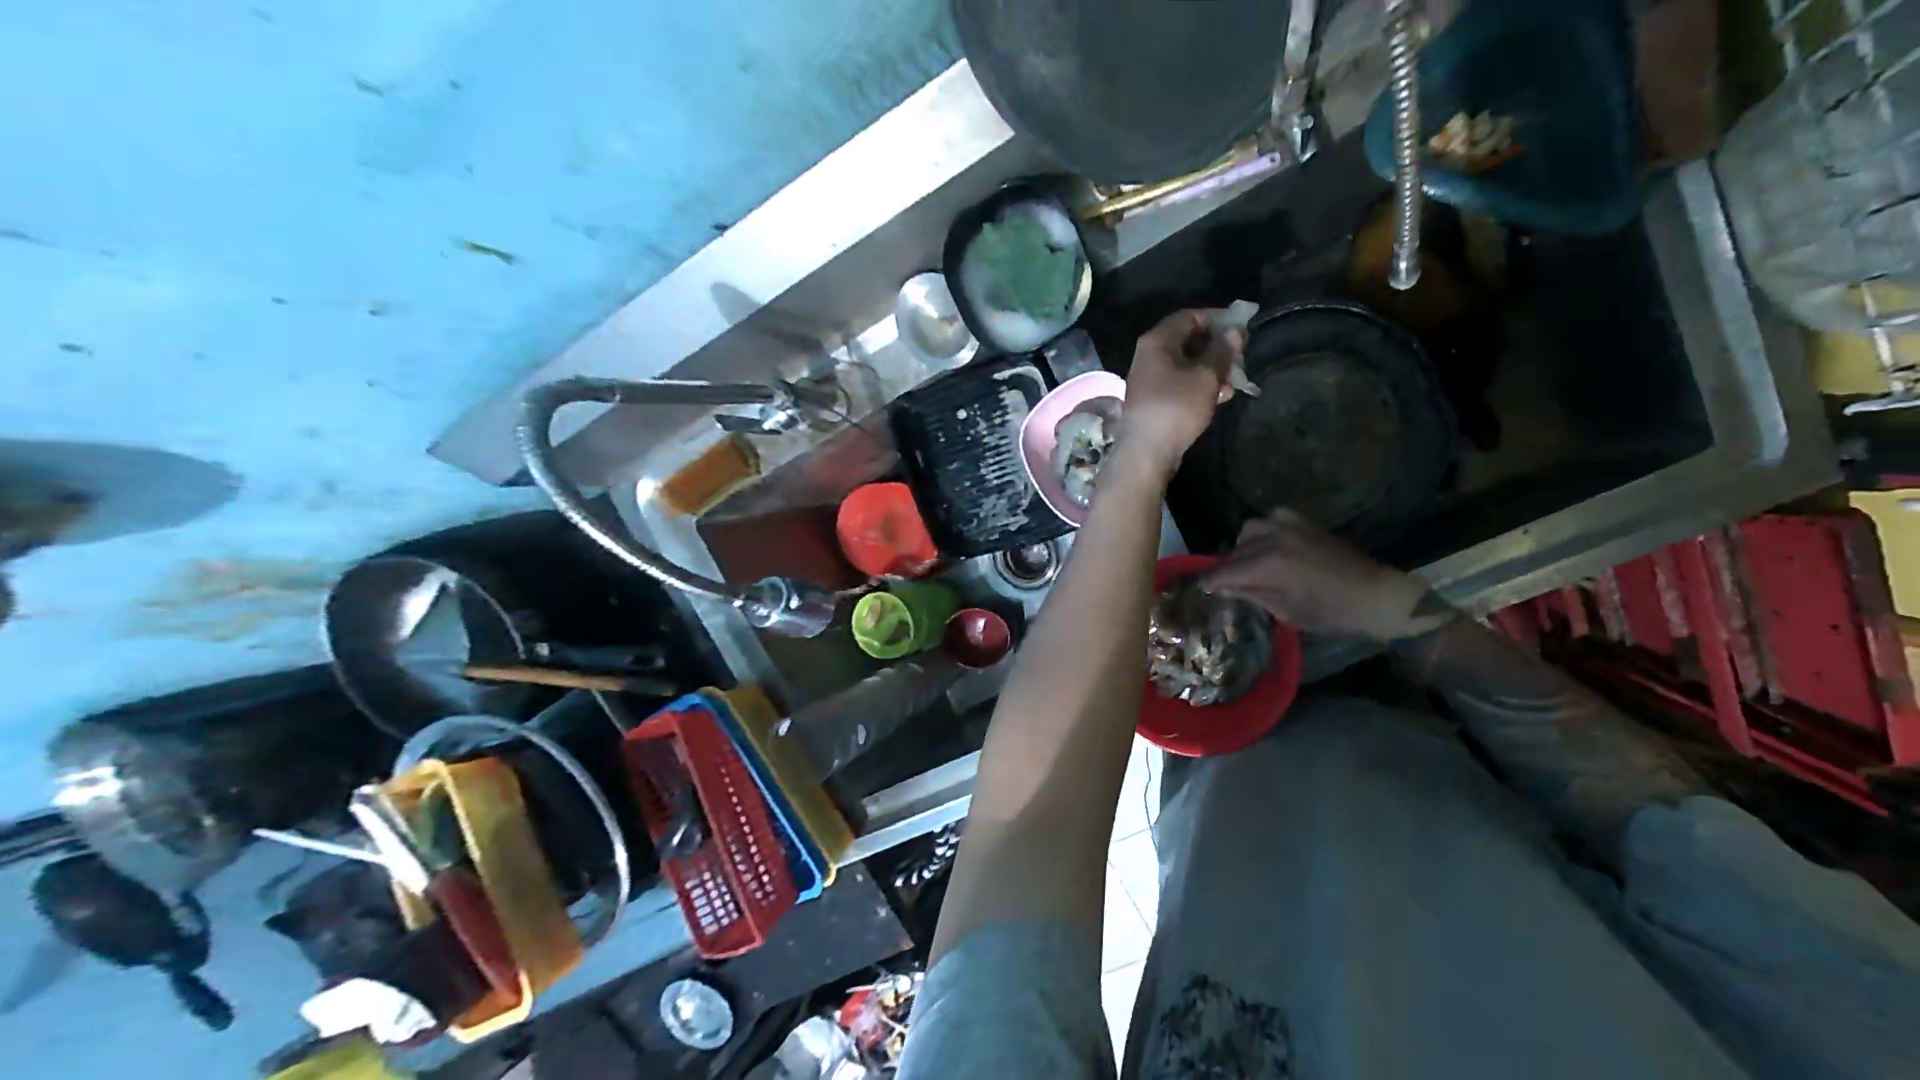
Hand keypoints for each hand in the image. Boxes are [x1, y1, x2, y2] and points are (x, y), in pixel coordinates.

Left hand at [1117, 309, 1244, 478]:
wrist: (1147, 451)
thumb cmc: (1177, 407)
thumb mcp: (1206, 376)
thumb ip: (1222, 350)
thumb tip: (1234, 331)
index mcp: (1157, 341)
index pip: (1189, 316)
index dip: (1217, 318)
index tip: (1241, 329)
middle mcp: (1149, 355)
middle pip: (1188, 340)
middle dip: (1217, 347)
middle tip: (1241, 357)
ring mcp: (1149, 378)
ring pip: (1187, 364)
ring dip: (1212, 369)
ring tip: (1235, 381)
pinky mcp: (1154, 398)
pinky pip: (1180, 382)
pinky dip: (1200, 385)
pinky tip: (1221, 397)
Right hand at [1203, 509, 1454, 640]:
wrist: (1375, 595)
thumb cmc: (1330, 612)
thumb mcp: (1285, 611)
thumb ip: (1251, 594)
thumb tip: (1224, 588)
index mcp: (1267, 566)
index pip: (1224, 572)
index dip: (1211, 583)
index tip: (1206, 591)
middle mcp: (1272, 540)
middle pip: (1234, 551)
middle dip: (1229, 568)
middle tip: (1233, 584)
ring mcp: (1290, 527)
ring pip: (1249, 529)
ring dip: (1245, 546)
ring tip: (1252, 561)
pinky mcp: (1305, 523)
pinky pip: (1273, 516)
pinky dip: (1266, 528)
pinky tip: (1272, 542)